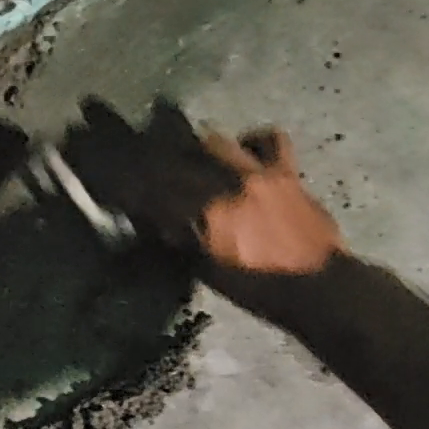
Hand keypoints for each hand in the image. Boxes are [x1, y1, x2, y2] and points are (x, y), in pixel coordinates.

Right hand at [57, 98, 343, 274]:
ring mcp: (259, 173)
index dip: (130, 187)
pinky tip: (243, 152)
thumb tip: (156, 223)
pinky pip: (267, 140)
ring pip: (215, 143)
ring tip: (186, 155)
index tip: (111, 182)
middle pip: (178, 161)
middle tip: (131, 154)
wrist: (317, 286)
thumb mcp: (208, 271)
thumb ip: (181, 241)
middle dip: (148, 158)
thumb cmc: (258, 288)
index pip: (156, 193)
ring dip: (194, 149)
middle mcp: (229, 184)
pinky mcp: (285, 171)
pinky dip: (251, 142)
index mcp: (206, 214)